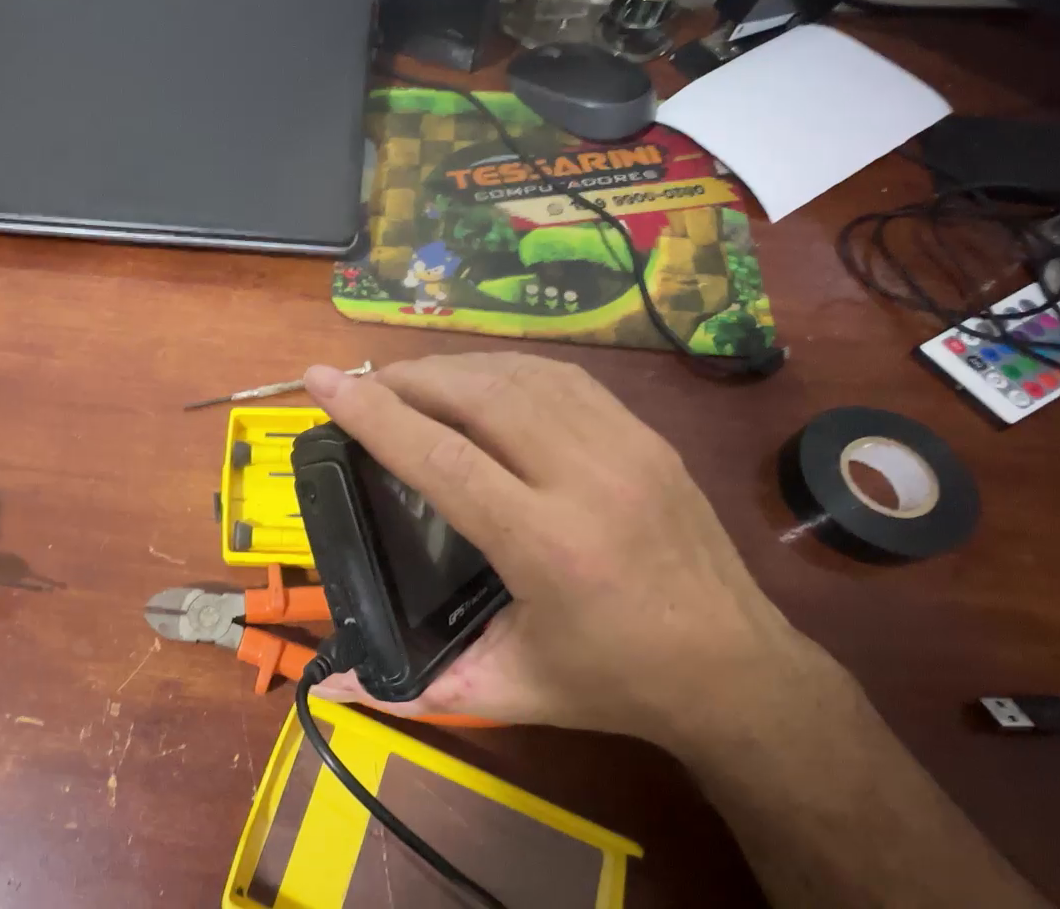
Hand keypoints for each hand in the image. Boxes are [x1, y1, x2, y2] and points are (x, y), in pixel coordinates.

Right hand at [303, 353, 834, 751]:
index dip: (373, 415)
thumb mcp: (510, 689)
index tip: (321, 381)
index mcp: (546, 546)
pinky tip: (477, 380)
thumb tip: (330, 691)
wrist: (737, 671)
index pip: (441, 457)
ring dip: (453, 368)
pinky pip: (561, 378)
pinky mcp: (647, 435)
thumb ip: (414, 688)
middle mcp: (586, 480)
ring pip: (520, 375)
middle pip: (478, 395)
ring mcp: (626, 447)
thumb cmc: (612, 682)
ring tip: (409, 380)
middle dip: (408, 379)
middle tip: (361, 384)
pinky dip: (504, 368)